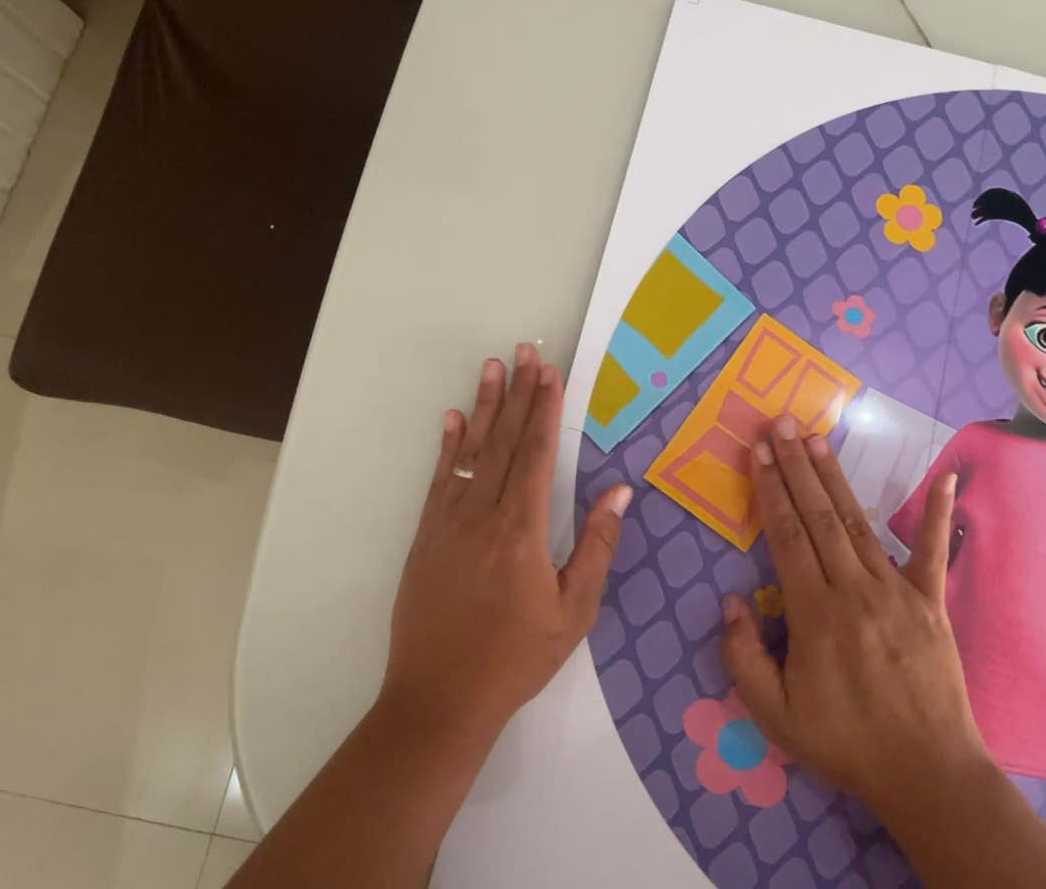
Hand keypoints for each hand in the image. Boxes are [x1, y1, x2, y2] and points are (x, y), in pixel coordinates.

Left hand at [380, 344, 633, 738]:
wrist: (439, 696)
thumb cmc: (516, 658)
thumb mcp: (573, 611)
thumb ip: (596, 546)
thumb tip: (619, 490)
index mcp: (523, 530)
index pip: (538, 454)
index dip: (545, 409)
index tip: (550, 372)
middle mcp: (483, 514)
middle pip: (505, 440)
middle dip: (518, 392)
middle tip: (524, 350)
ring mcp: (448, 522)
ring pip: (471, 451)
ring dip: (483, 406)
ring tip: (492, 366)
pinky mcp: (426, 536)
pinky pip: (440, 479)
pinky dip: (448, 446)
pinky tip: (452, 419)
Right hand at [718, 416, 984, 815]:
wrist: (926, 772)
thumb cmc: (845, 744)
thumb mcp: (774, 714)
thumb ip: (742, 656)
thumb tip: (728, 599)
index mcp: (815, 613)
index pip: (786, 535)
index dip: (770, 489)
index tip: (758, 450)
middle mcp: (855, 589)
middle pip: (819, 516)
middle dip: (796, 466)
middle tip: (781, 424)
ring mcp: (898, 592)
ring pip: (858, 523)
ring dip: (836, 478)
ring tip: (816, 439)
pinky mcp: (932, 603)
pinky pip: (933, 552)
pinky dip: (937, 514)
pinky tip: (945, 477)